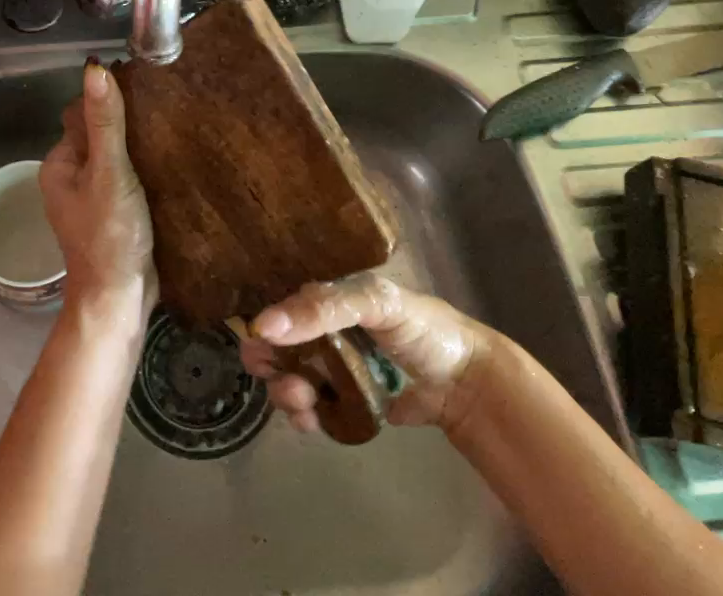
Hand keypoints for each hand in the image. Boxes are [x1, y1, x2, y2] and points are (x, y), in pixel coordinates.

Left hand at [39, 59, 157, 316]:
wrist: (119, 299)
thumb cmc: (110, 235)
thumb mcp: (110, 173)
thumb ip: (105, 123)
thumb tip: (94, 69)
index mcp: (59, 164)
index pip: (82, 115)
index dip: (109, 99)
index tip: (147, 84)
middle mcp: (71, 178)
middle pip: (100, 135)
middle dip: (129, 122)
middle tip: (170, 106)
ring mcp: (93, 198)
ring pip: (118, 159)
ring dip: (141, 148)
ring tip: (177, 129)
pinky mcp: (116, 214)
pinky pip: (130, 180)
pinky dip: (147, 171)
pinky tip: (173, 162)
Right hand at [239, 273, 495, 433]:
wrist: (466, 381)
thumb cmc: (423, 328)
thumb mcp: (375, 301)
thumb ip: (323, 308)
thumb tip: (265, 324)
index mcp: (329, 301)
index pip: (283, 310)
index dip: (264, 329)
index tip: (256, 346)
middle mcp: (324, 333)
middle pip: (279, 349)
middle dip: (270, 367)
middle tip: (279, 380)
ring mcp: (333, 370)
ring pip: (290, 380)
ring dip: (286, 393)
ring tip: (302, 404)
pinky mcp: (344, 403)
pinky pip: (313, 410)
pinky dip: (304, 416)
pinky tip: (311, 421)